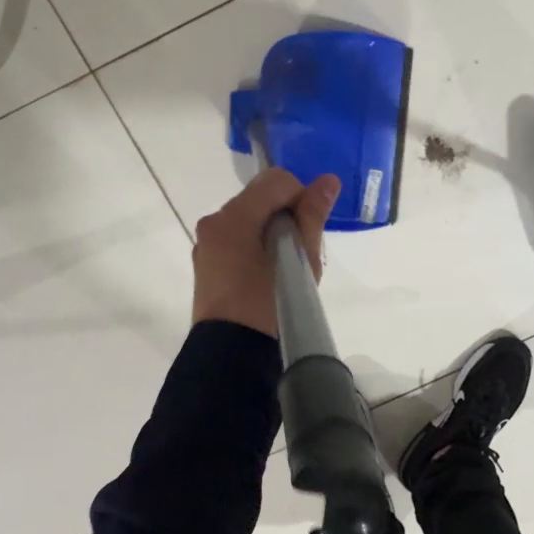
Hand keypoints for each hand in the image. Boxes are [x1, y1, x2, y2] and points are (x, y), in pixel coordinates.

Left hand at [193, 169, 341, 336]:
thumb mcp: (301, 259)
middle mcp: (215, 222)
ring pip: (247, 219)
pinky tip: (266, 275)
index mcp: (235, 216)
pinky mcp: (206, 264)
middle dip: (284, 214)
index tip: (309, 229)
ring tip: (284, 266)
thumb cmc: (271, 304)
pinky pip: (235, 240)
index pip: (276, 181)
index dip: (301, 196)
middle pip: (259, 198)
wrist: (233, 352)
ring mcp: (206, 244)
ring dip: (269, 230)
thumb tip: (328, 180)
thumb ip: (312, 216)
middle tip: (300, 250)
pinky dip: (254, 245)